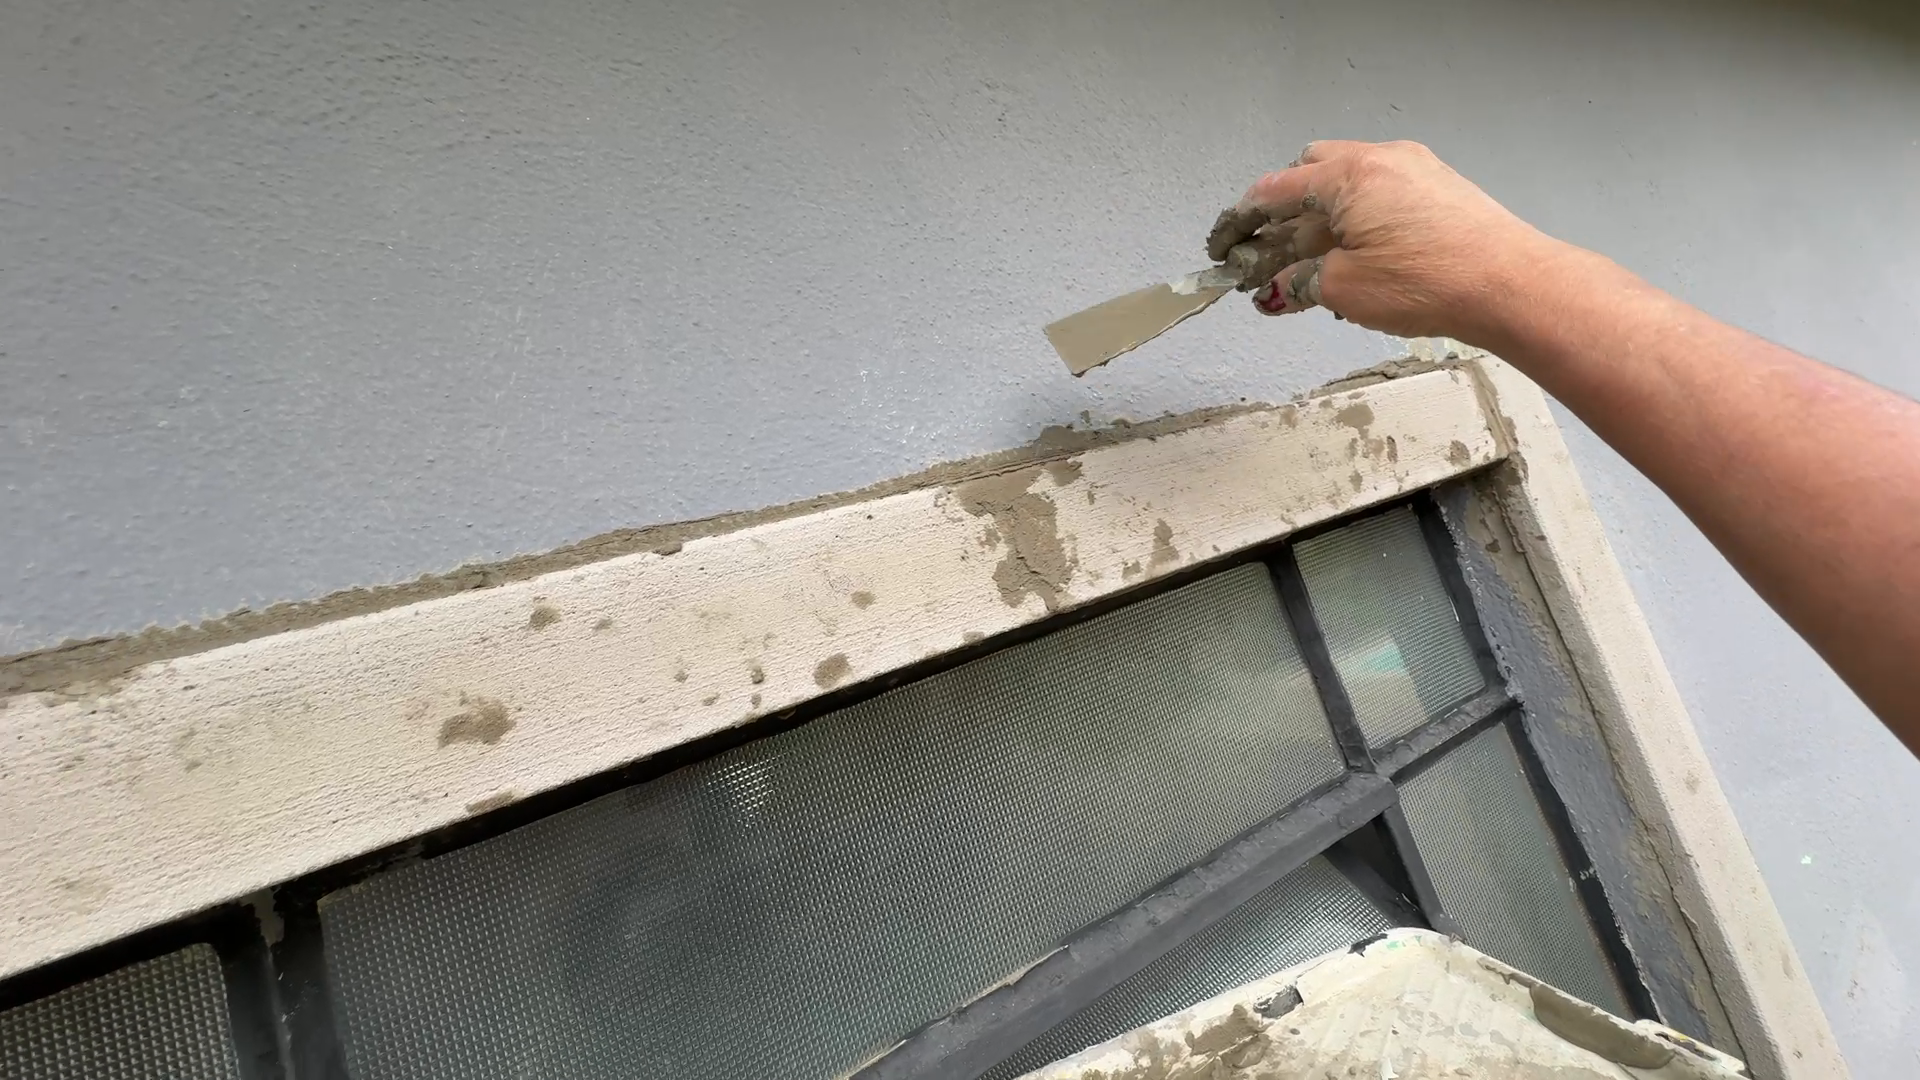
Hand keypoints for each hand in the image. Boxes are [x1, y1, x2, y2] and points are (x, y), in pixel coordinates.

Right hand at [1209, 140, 1567, 343]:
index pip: (1275, 190)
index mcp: (1349, 175)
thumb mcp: (1340, 288)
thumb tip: (1270, 291)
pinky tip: (1342, 259)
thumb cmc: (1421, 283)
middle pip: (1308, 171)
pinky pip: (1372, 196)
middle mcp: (1379, 159)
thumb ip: (1295, 282)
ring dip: (1311, 220)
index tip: (1220, 248)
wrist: (1510, 286)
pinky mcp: (1433, 190)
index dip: (1239, 221)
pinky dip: (1344, 222)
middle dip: (1278, 210)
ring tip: (1300, 266)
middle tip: (1263, 253)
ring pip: (1341, 186)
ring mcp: (1411, 170)